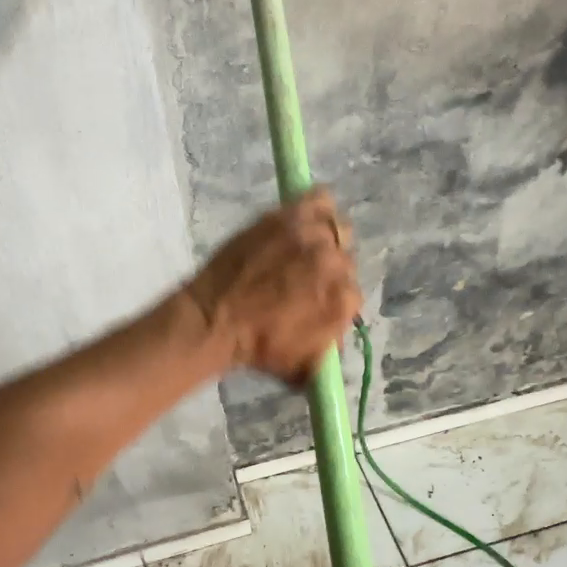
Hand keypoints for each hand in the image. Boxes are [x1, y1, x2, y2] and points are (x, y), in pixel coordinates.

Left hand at [184, 188, 362, 384]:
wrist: (213, 320)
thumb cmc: (256, 348)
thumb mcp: (303, 367)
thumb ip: (330, 350)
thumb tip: (338, 339)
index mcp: (342, 302)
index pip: (353, 293)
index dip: (331, 296)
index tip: (313, 298)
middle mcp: (335, 266)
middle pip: (345, 260)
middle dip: (327, 269)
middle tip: (301, 276)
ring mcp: (313, 238)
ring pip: (336, 228)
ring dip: (323, 238)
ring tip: (299, 247)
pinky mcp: (290, 216)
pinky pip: (320, 198)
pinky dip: (317, 205)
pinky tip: (303, 217)